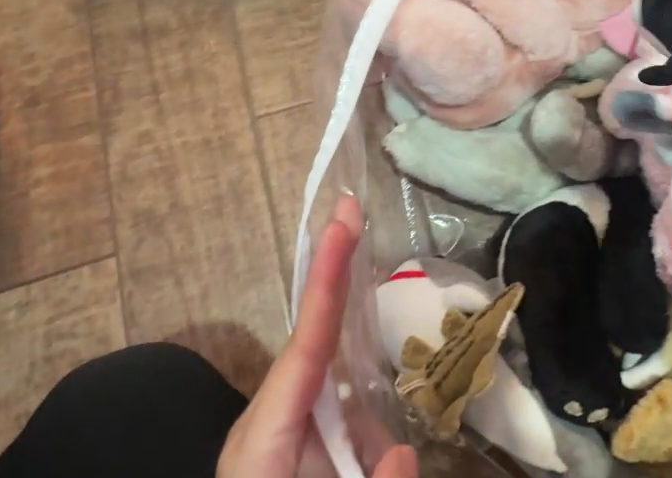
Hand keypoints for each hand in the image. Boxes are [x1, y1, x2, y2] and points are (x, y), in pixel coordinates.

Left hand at [219, 196, 417, 477]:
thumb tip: (404, 450)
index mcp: (267, 437)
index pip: (307, 341)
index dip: (328, 277)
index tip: (343, 218)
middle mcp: (272, 425)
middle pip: (321, 350)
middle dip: (341, 289)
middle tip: (353, 217)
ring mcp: (283, 440)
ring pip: (339, 395)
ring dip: (368, 391)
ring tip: (377, 348)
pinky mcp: (295, 453)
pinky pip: (341, 428)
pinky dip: (367, 436)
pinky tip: (384, 455)